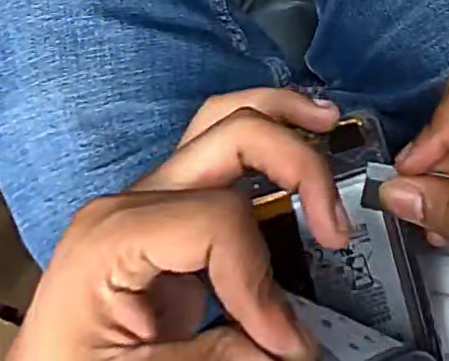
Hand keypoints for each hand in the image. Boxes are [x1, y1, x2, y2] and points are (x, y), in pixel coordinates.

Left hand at [10, 89, 348, 360]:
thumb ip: (218, 360)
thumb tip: (298, 348)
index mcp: (114, 232)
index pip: (218, 221)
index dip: (260, 279)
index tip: (285, 342)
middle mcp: (134, 193)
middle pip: (230, 134)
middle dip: (295, 163)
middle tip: (335, 221)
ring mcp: (150, 189)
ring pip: (224, 116)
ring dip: (282, 112)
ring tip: (328, 122)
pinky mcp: (168, 201)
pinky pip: (221, 143)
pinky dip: (266, 129)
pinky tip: (296, 132)